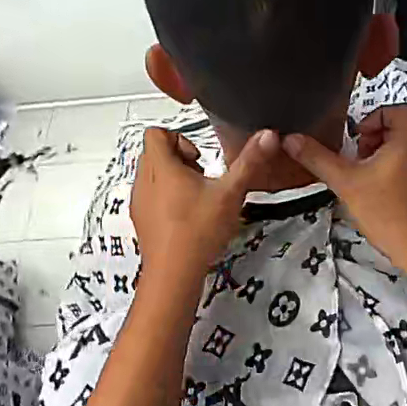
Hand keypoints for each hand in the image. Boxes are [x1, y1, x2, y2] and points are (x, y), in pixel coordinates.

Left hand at [130, 127, 277, 278]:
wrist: (174, 273)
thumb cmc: (198, 231)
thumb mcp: (230, 193)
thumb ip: (249, 162)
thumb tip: (267, 136)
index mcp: (161, 167)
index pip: (157, 132)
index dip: (180, 139)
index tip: (199, 158)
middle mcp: (144, 181)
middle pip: (155, 154)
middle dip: (180, 160)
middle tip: (202, 178)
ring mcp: (139, 202)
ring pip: (152, 177)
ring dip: (173, 180)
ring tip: (197, 198)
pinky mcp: (141, 220)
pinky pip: (150, 198)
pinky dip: (166, 200)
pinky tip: (187, 217)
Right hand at [281, 105, 406, 267]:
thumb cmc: (385, 212)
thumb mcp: (345, 182)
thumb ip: (317, 158)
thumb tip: (291, 139)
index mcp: (405, 142)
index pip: (399, 109)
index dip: (376, 115)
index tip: (358, 133)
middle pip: (398, 127)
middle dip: (372, 134)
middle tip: (356, 151)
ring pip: (398, 147)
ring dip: (376, 151)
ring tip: (358, 170)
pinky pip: (400, 165)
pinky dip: (383, 167)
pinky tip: (367, 187)